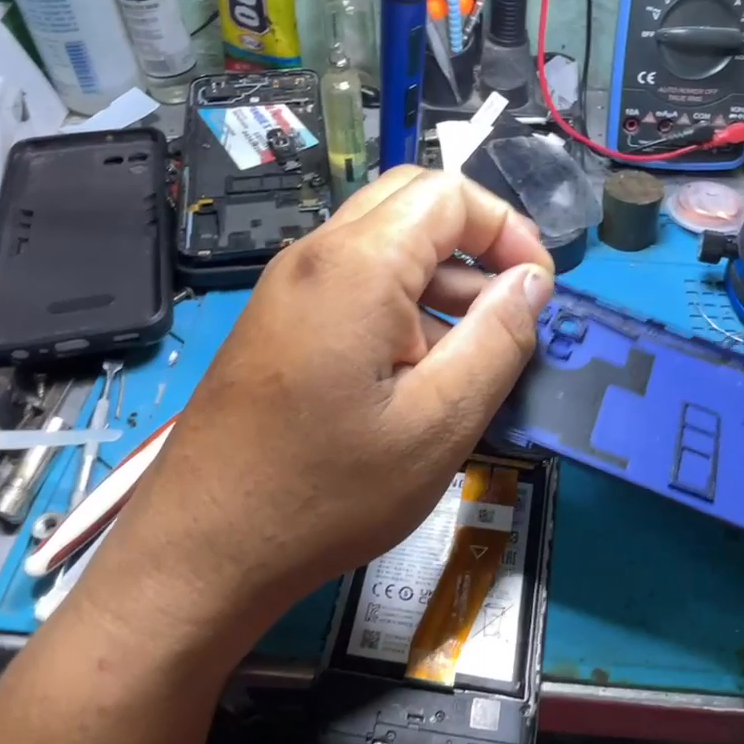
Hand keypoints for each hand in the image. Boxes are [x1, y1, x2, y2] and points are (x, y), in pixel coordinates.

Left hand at [72, 167, 553, 647]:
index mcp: (356, 266)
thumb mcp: (438, 423)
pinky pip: (354, 282)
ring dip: (440, 277)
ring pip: (383, 243)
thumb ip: (498, 340)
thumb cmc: (327, 492)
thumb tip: (532, 282)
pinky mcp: (279, 321)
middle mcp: (315, 256)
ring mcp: (289, 287)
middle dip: (475, 243)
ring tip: (474, 352)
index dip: (507, 229)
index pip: (449, 195)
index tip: (537, 291)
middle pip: (411, 203)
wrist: (205, 549)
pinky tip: (420, 370)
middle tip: (510, 307)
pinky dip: (402, 303)